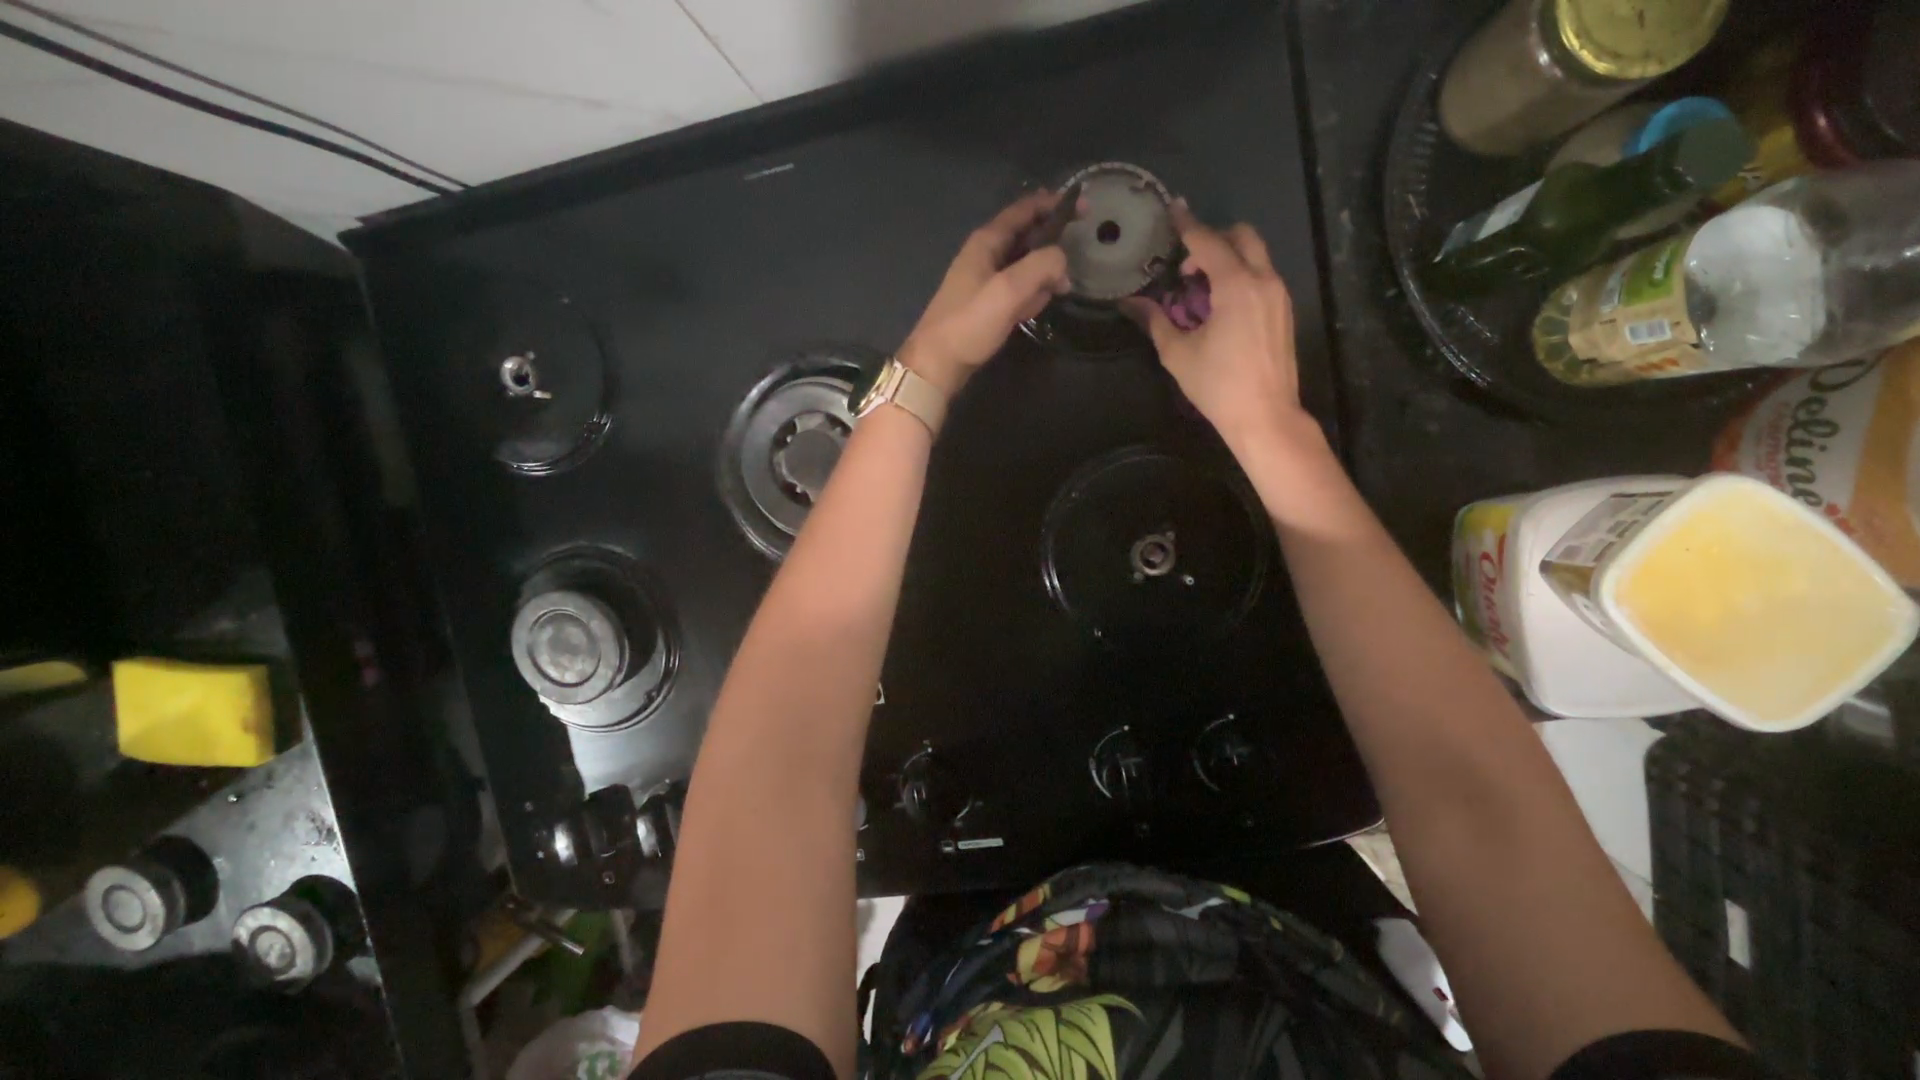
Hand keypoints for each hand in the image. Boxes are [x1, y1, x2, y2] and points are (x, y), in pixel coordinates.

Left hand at [899, 190, 1071, 395]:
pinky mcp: (988, 303)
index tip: (1085, 208)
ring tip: (1048, 297)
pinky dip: (1029, 297)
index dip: (1054, 204)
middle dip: (1051, 251)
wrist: (938, 364)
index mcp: (987, 241)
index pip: (1024, 210)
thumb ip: (1041, 266)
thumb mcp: (1009, 290)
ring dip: (1041, 280)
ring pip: (1027, 267)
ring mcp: (986, 279)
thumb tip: (1062, 259)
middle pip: (1028, 238)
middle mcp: (986, 254)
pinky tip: (1028, 313)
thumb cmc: (970, 323)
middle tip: (1070, 271)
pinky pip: (1018, 291)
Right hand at [1121, 204, 1313, 455]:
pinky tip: (1220, 303)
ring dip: (1228, 257)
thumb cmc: (1218, 385)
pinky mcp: (1284, 311)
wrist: (1265, 416)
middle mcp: (1263, 280)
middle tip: (1186, 261)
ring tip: (1200, 286)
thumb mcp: (1178, 353)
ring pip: (1256, 255)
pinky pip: (1262, 276)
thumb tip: (1130, 303)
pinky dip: (1241, 275)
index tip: (1172, 209)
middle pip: (1242, 236)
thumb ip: (1155, 321)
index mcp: (1236, 285)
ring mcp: (1279, 295)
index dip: (1187, 225)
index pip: (1208, 242)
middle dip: (1213, 238)